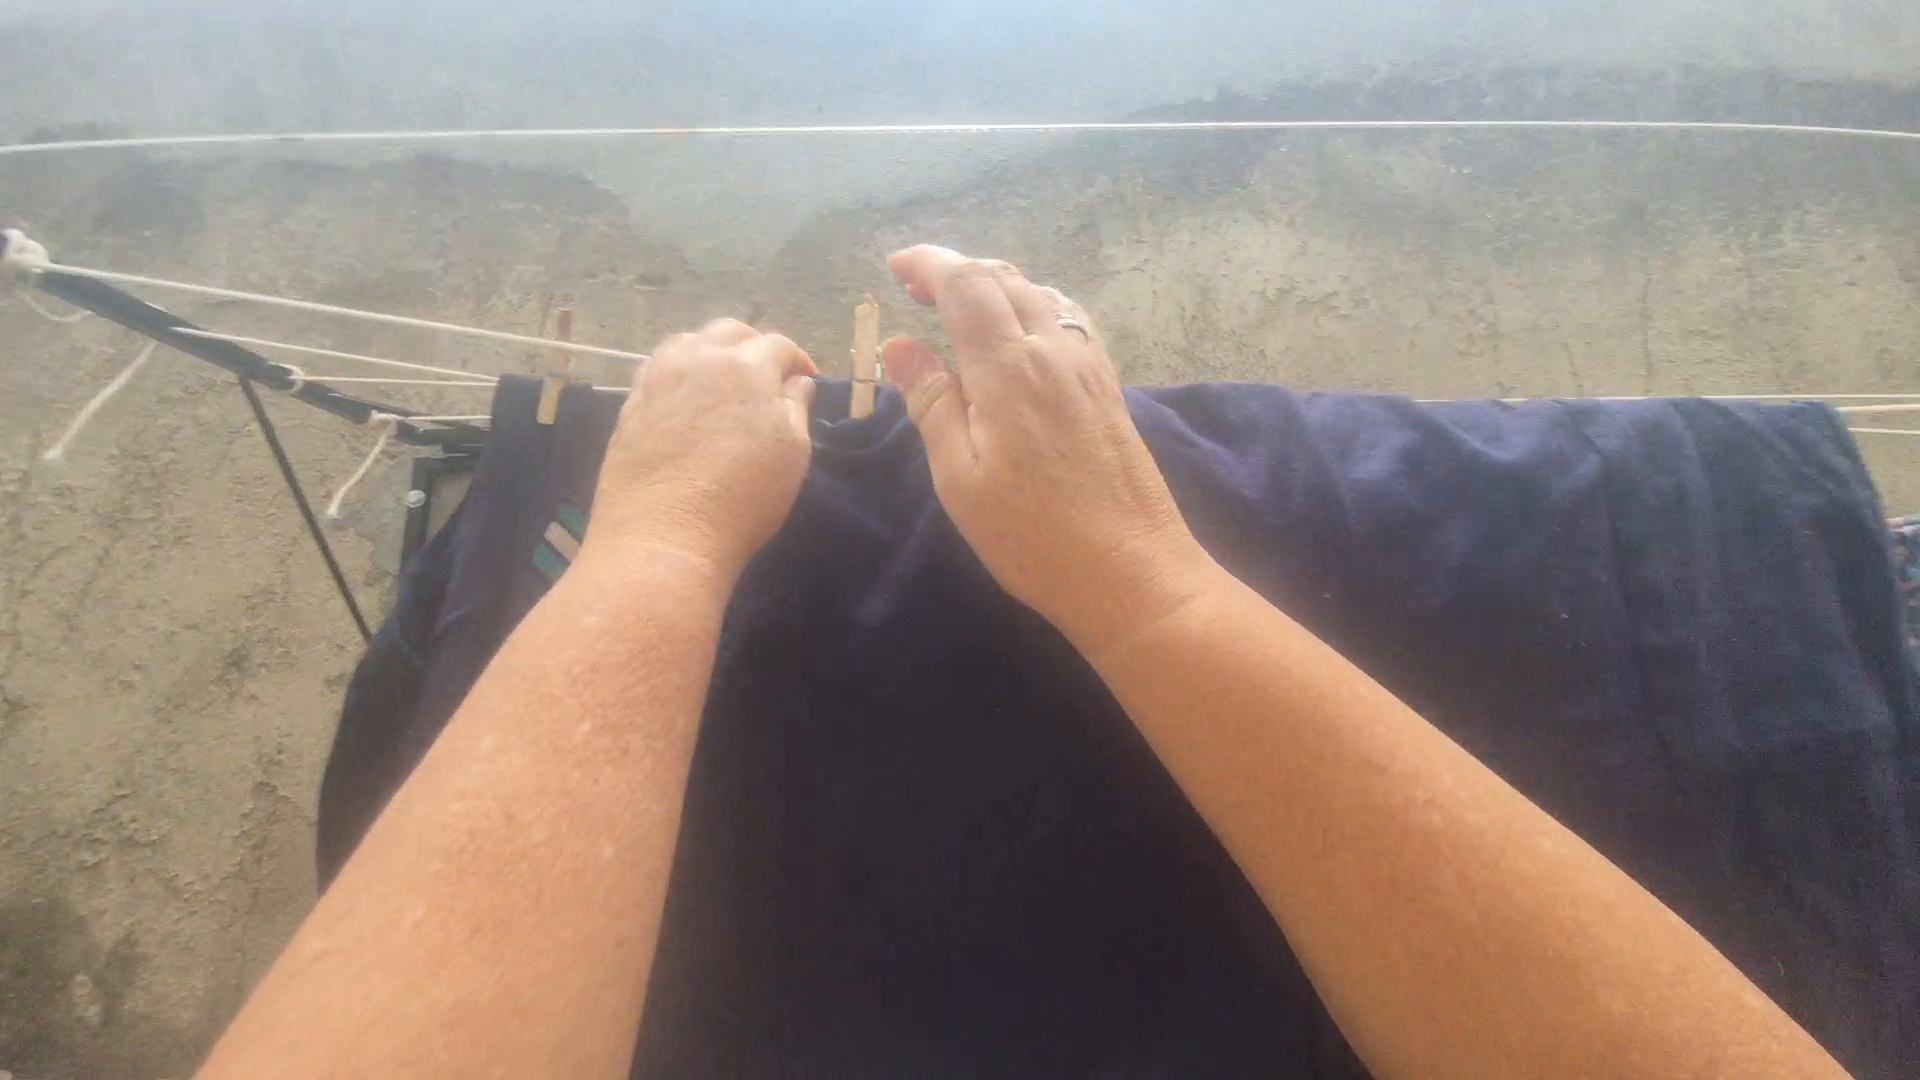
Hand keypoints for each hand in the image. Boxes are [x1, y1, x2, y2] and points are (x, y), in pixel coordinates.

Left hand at [582, 318, 818, 582]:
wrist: (667, 534)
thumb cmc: (744, 496)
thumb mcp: (792, 453)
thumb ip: (796, 408)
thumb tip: (798, 383)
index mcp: (746, 367)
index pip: (778, 345)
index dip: (798, 360)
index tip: (808, 382)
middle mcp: (699, 359)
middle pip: (729, 332)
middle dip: (755, 346)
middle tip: (769, 375)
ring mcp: (658, 379)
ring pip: (688, 343)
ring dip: (713, 352)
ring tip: (725, 381)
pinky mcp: (631, 404)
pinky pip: (658, 369)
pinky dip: (681, 372)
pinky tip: (688, 398)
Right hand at [883, 246, 1215, 655]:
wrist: (1129, 570)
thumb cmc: (1032, 536)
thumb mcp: (960, 478)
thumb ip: (931, 403)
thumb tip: (898, 346)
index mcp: (1010, 368)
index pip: (966, 284)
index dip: (928, 264)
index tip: (895, 268)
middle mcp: (1054, 350)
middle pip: (1005, 278)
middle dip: (957, 271)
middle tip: (917, 292)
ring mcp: (1089, 367)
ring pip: (1041, 294)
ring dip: (997, 286)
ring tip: (963, 311)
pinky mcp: (1108, 388)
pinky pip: (1069, 320)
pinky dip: (1034, 307)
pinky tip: (1023, 335)